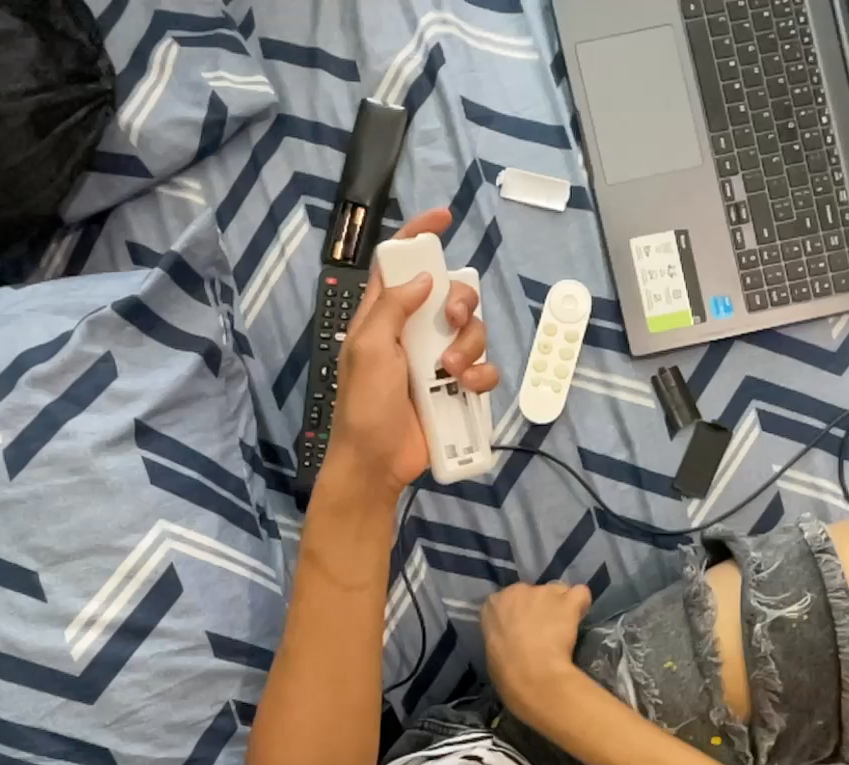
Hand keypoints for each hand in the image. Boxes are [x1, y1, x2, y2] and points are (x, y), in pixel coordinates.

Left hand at [320, 208, 496, 506]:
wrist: (378, 461)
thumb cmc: (364, 405)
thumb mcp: (369, 349)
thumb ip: (393, 308)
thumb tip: (423, 279)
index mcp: (385, 317)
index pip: (401, 266)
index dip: (419, 238)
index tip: (444, 218)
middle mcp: (415, 333)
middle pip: (452, 295)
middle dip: (461, 301)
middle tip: (452, 321)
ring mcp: (438, 362)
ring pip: (473, 332)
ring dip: (469, 346)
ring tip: (450, 372)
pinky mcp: (457, 390)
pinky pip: (484, 370)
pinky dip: (481, 376)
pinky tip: (465, 390)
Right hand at [481, 582, 591, 723]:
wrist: (530, 673)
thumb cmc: (505, 670)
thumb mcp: (493, 648)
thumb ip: (504, 633)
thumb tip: (516, 638)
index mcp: (493, 603)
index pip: (509, 598)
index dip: (520, 613)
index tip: (525, 627)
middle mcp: (517, 590)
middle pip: (533, 591)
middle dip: (540, 606)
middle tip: (545, 629)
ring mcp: (543, 592)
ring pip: (558, 590)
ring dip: (560, 604)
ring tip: (564, 626)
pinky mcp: (566, 600)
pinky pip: (580, 593)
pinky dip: (581, 603)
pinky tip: (579, 617)